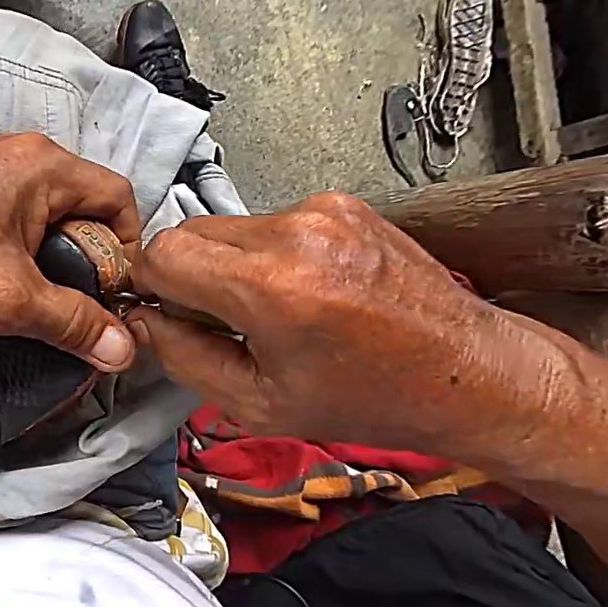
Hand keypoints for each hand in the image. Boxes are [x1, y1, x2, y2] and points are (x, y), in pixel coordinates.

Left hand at [0, 133, 143, 370]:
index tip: (114, 287)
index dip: (126, 247)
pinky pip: (17, 214)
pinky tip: (2, 278)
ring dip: (54, 254)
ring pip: (50, 212)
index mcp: (42, 165)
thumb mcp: (10, 299)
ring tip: (34, 292)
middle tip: (74, 296)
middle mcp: (17, 156)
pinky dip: (23, 247)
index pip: (119, 197)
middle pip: (86, 204)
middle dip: (89, 255)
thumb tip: (117, 347)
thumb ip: (73, 323)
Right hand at [129, 193, 579, 456]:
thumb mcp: (258, 404)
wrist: (464, 370)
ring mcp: (322, 209)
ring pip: (228, 225)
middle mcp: (294, 232)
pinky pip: (268, 221)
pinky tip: (299, 287)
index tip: (162, 310)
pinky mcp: (340, 202)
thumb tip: (143, 320)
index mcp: (272, 288)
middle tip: (215, 316)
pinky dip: (264, 252)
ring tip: (268, 306)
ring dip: (226, 263)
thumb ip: (183, 357)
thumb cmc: (366, 399)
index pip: (164, 252)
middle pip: (189, 231)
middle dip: (186, 273)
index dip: (149, 284)